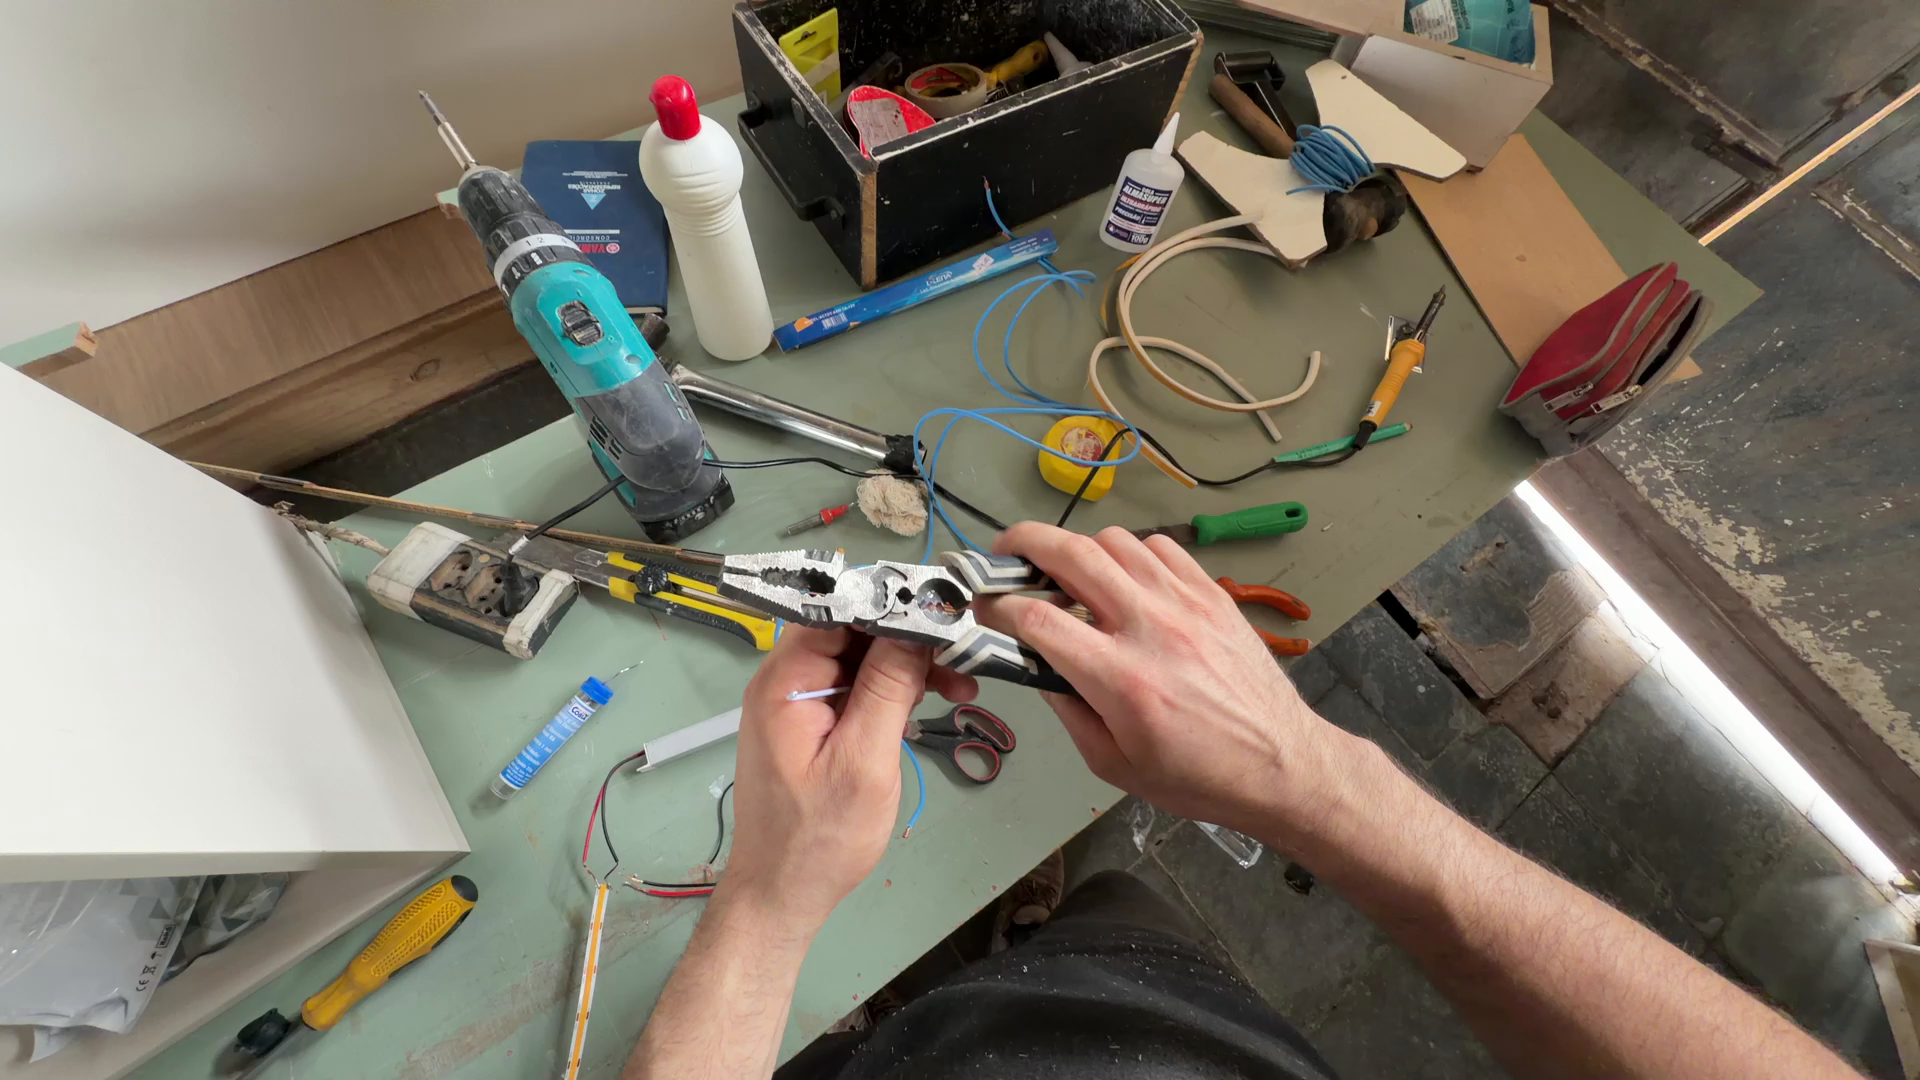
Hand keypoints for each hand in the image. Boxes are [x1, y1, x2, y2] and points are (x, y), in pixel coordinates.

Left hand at [720, 627, 977, 933]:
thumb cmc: (820, 837)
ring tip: (963, 685)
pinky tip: (936, 701)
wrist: (783, 896)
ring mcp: (802, 700)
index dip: (889, 600)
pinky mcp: (816, 720)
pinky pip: (860, 687)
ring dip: (911, 666)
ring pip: (863, 658)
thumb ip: (888, 686)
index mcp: (787, 679)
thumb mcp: (863, 760)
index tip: (942, 604)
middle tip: (963, 650)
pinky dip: (896, 691)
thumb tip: (915, 624)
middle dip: (910, 637)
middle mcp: (789, 678)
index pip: (837, 610)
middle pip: (854, 631)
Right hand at [974, 523, 1351, 841]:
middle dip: (1024, 542)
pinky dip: (1128, 553)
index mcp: (1121, 680)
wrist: (1284, 766)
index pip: (1039, 619)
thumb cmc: (1195, 777)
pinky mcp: (1212, 593)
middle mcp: (1150, 628)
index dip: (999, 606)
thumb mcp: (1112, 764)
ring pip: (1114, 541)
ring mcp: (1186, 603)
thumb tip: (1036, 661)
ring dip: (1077, 548)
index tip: (985, 608)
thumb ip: (1066, 707)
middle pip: (1072, 555)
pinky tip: (1124, 579)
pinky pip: (1159, 547)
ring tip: (1067, 573)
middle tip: (1004, 551)